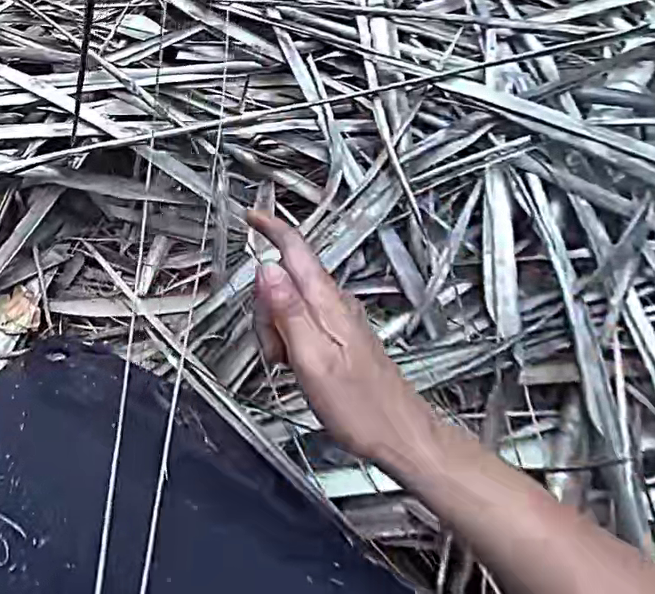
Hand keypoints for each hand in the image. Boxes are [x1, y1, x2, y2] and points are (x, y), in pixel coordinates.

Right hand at [247, 209, 441, 467]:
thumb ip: (287, 310)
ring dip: (276, 327)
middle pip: (283, 278)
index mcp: (326, 301)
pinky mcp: (339, 333)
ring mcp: (338, 317)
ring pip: (289, 301)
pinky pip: (301, 319)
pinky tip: (297, 363)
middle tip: (273, 345)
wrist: (402, 437)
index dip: (270, 227)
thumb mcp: (313, 359)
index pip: (294, 248)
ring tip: (289, 361)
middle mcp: (334, 301)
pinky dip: (288, 337)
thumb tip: (267, 269)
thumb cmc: (363, 408)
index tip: (251, 216)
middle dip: (265, 306)